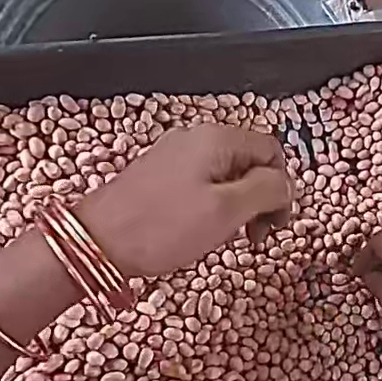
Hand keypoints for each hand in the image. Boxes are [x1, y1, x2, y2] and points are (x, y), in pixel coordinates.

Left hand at [77, 125, 293, 278]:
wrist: (95, 242)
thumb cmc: (162, 228)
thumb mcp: (227, 210)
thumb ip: (267, 190)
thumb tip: (286, 185)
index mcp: (216, 139)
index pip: (272, 151)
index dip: (282, 187)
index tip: (275, 222)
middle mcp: (196, 138)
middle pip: (251, 161)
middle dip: (262, 197)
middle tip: (257, 234)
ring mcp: (176, 155)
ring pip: (228, 174)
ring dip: (240, 205)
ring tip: (233, 236)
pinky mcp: (161, 175)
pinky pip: (204, 183)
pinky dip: (216, 205)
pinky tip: (206, 230)